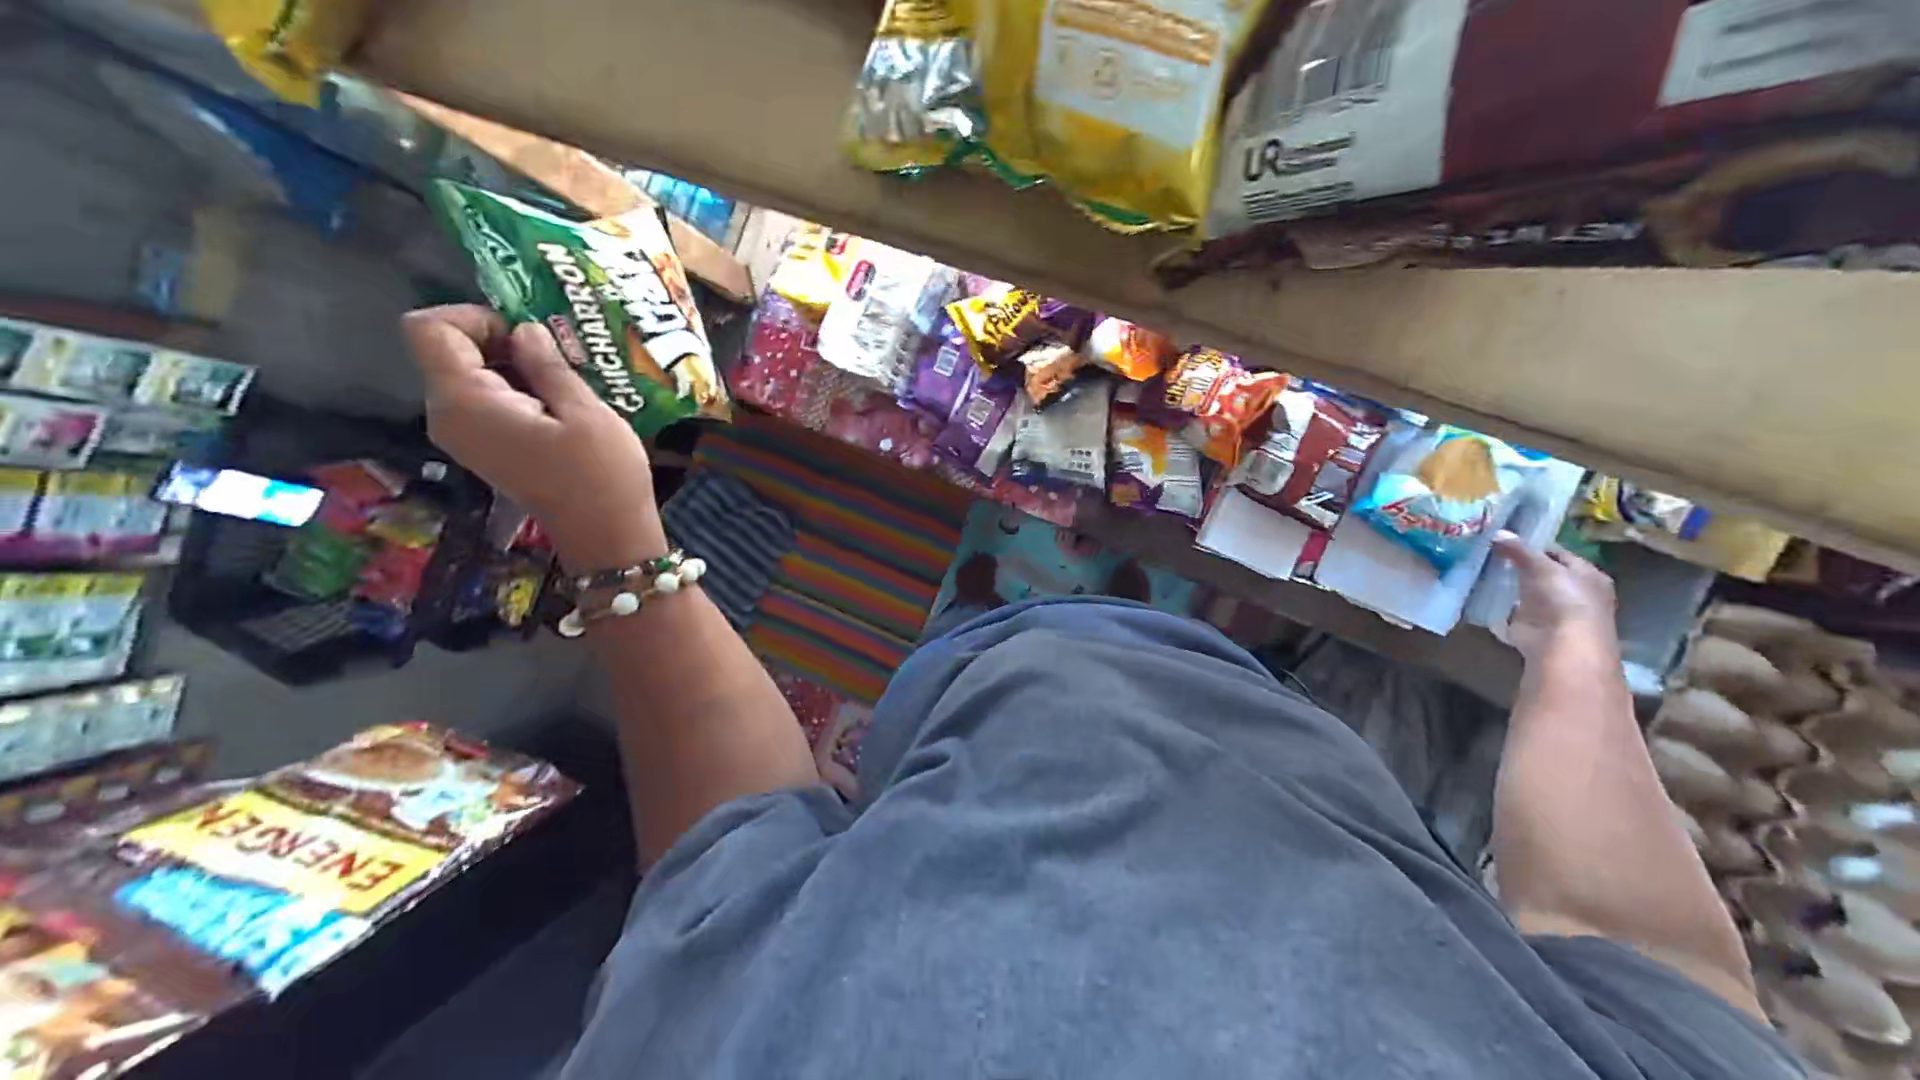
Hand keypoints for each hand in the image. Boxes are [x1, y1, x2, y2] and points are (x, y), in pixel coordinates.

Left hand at [400, 305, 665, 568]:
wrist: (605, 534)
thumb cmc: (602, 475)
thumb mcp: (587, 413)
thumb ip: (548, 366)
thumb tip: (524, 330)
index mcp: (466, 403)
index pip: (430, 328)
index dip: (475, 318)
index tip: (529, 339)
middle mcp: (447, 416)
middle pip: (445, 349)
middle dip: (498, 340)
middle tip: (557, 359)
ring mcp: (462, 435)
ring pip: (465, 372)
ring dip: (510, 365)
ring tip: (562, 381)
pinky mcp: (481, 447)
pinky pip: (480, 398)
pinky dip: (512, 388)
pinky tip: (555, 404)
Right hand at [1491, 532, 1617, 663]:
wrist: (1561, 643)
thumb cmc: (1562, 599)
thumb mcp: (1541, 567)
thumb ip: (1519, 550)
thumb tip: (1497, 532)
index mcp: (1588, 574)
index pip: (1558, 553)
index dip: (1533, 546)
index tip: (1505, 540)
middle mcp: (1575, 591)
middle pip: (1543, 571)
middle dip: (1519, 565)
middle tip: (1489, 553)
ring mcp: (1555, 609)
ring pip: (1528, 589)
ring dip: (1510, 583)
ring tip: (1482, 570)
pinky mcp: (1535, 624)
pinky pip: (1515, 607)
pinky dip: (1502, 602)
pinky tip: (1484, 593)